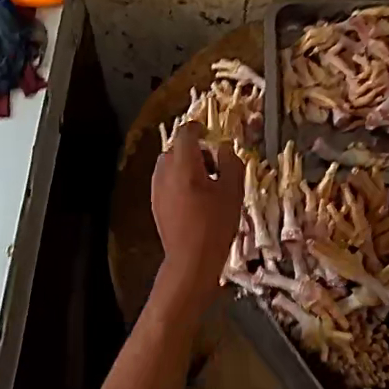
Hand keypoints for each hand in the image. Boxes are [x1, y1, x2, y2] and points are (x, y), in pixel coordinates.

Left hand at [151, 122, 243, 293]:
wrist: (191, 260)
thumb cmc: (215, 224)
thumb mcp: (233, 190)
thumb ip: (230, 161)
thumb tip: (223, 147)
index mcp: (183, 164)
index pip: (186, 132)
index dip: (199, 128)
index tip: (211, 134)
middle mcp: (164, 171)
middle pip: (177, 148)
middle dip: (195, 150)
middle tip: (216, 166)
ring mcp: (156, 188)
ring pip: (170, 165)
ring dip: (186, 166)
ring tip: (206, 185)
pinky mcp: (155, 203)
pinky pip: (166, 181)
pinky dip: (179, 181)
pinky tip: (195, 200)